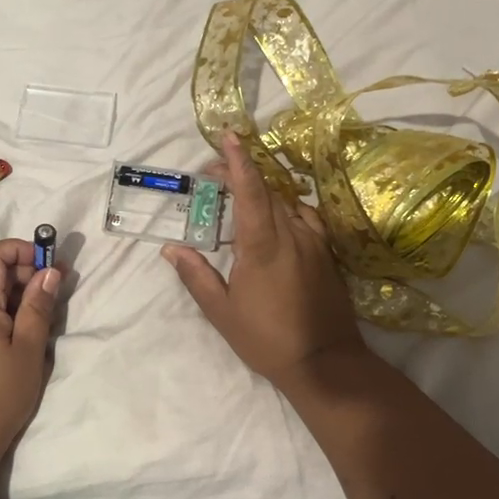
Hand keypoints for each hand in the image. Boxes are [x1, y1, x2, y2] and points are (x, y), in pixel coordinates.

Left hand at [0, 239, 62, 458]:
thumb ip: (38, 306)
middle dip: (22, 274)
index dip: (20, 250)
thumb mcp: (28, 349)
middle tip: (54, 291)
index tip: (47, 265)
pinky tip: (17, 336)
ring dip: (12, 295)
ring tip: (40, 317)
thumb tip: (49, 272)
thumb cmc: (0, 394)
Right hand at [163, 131, 371, 392]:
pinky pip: (305, 218)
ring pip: (288, 203)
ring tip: (240, 194)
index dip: (239, 161)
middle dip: (241, 174)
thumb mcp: (222, 312)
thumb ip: (196, 276)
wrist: (326, 362)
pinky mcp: (326, 255)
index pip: (251, 191)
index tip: (229, 136)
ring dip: (264, 191)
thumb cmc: (267, 339)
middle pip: (268, 190)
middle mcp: (292, 235)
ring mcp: (314, 243)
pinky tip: (275, 219)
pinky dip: (285, 208)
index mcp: (263, 245)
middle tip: (212, 175)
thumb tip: (171, 249)